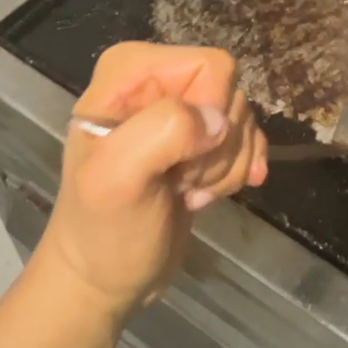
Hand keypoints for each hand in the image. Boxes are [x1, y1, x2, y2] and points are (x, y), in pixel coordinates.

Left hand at [33, 42, 267, 317]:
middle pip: (230, 92)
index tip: (182, 161)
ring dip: (226, 165)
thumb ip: (162, 132)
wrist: (102, 282)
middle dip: (218, 148)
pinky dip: (238, 169)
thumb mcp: (115, 180)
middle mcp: (158, 78)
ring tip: (186, 192)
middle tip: (180, 182)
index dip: (212, 115)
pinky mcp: (199, 137)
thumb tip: (217, 122)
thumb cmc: (101, 233)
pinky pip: (246, 135)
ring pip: (240, 117)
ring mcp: (181, 107)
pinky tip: (209, 195)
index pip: (212, 66)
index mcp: (131, 69)